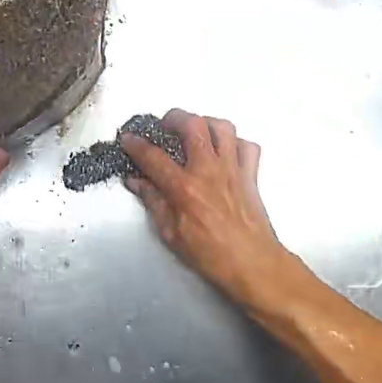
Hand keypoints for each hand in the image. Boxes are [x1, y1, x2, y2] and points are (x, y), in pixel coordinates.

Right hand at [121, 109, 315, 310]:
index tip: (127, 138)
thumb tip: (136, 181)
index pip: (153, 157)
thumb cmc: (209, 254)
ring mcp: (233, 169)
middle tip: (165, 127)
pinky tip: (224, 152)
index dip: (136, 144)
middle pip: (192, 125)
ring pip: (222, 127)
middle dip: (174, 118)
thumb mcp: (171, 234)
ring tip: (195, 132)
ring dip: (205, 123)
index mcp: (184, 188)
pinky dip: (235, 142)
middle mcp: (208, 170)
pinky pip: (247, 145)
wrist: (254, 264)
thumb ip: (153, 202)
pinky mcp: (251, 175)